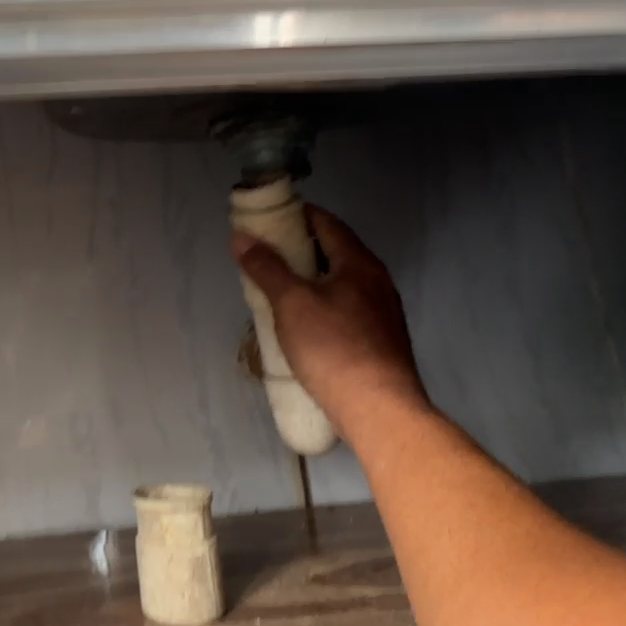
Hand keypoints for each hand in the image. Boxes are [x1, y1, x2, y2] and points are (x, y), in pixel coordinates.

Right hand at [231, 204, 427, 434]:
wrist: (380, 410)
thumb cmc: (333, 347)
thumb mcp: (291, 303)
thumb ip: (266, 268)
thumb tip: (241, 236)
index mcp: (359, 264)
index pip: (326, 223)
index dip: (296, 214)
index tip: (267, 217)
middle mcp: (377, 282)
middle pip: (335, 251)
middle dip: (299, 248)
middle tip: (265, 253)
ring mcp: (383, 313)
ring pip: (341, 281)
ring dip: (311, 277)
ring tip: (278, 286)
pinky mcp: (380, 340)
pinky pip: (346, 307)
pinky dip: (322, 302)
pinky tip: (303, 322)